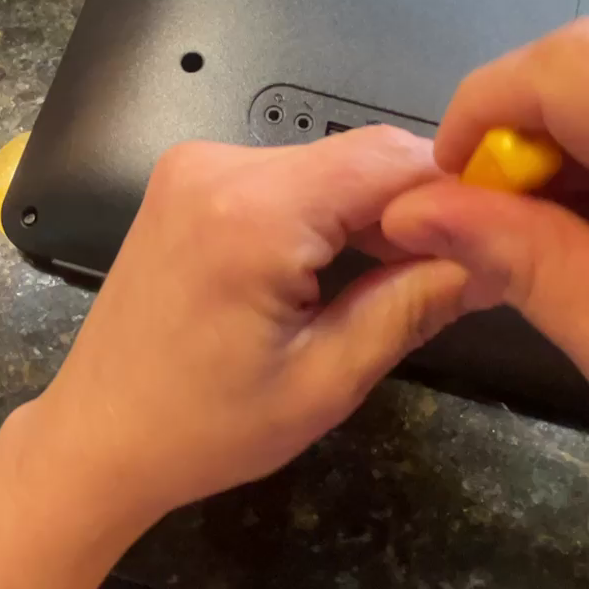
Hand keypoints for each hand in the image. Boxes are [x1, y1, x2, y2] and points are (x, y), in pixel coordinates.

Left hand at [8, 127, 473, 531]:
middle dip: (410, 205)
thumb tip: (490, 258)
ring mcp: (193, 166)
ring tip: (384, 275)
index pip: (388, 158)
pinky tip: (324, 261)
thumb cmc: (204, 428)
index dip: (451, 190)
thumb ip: (412, 305)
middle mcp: (217, 164)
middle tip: (441, 271)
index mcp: (253, 212)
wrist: (98, 435)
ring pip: (321, 163)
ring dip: (364, 209)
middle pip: (355, 154)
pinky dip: (318, 208)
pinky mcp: (185, 180)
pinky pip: (280, 175)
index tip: (486, 238)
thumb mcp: (324, 381)